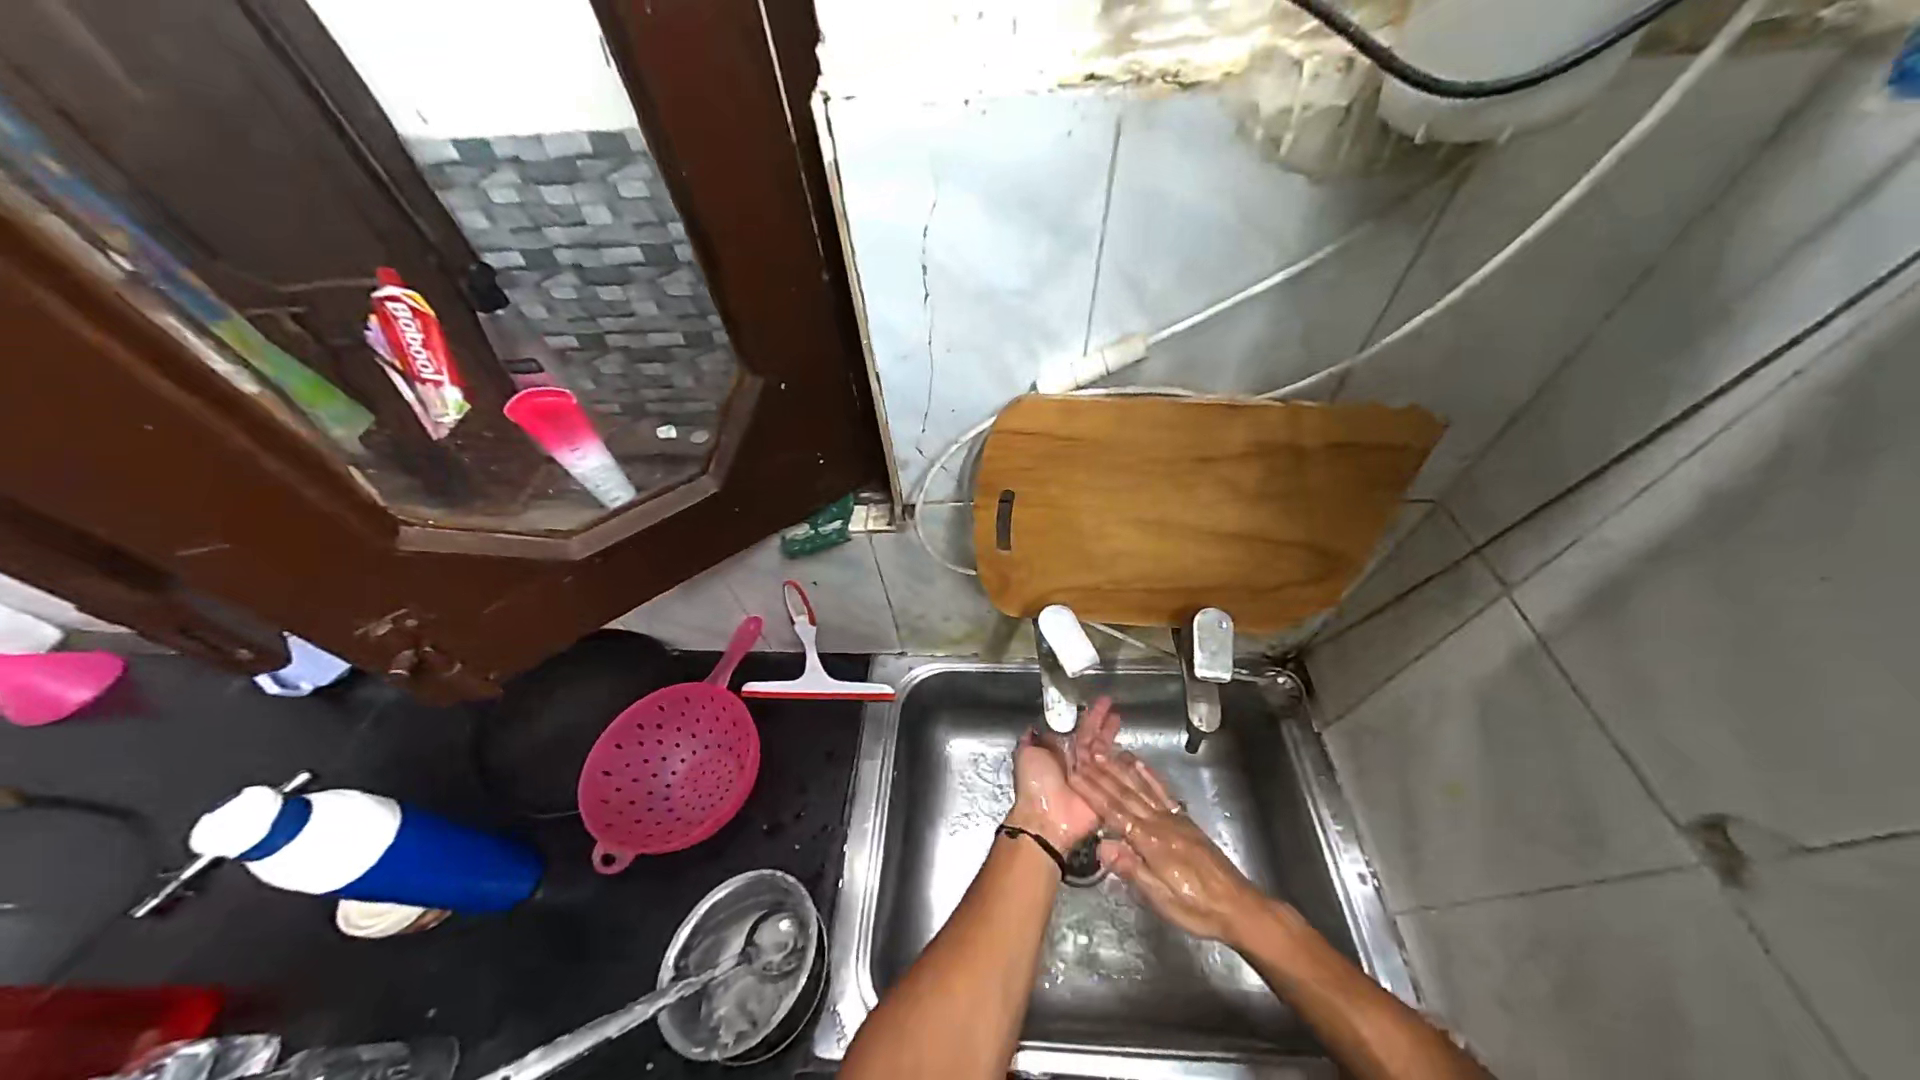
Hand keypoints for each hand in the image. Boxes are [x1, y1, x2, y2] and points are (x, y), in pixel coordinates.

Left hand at [1006, 696, 1121, 849]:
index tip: (1088, 703)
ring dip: (1109, 732)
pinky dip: (1121, 758)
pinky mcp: (1105, 788)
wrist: (1047, 817)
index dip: (1081, 716)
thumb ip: (1030, 739)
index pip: (1073, 729)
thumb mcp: (1026, 754)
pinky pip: (1114, 771)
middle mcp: (1074, 760)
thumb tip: (1033, 726)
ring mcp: (1091, 774)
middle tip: (1109, 702)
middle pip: (1090, 735)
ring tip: (1118, 716)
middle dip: (1099, 719)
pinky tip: (1128, 744)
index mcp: (1057, 751)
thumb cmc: (1035, 783)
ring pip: (1103, 748)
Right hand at [1069, 753, 1273, 945]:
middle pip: (1124, 795)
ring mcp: (1173, 819)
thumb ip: (1132, 869)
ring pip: (1141, 789)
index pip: (1114, 812)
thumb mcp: (1162, 898)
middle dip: (1100, 775)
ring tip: (1103, 753)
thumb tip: (1102, 846)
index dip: (1092, 793)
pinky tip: (1138, 765)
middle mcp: (1160, 824)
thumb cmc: (1197, 909)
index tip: (1074, 776)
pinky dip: (1149, 776)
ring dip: (1119, 770)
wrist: (1238, 906)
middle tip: (1081, 756)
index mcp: (1151, 842)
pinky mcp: (1184, 821)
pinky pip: (1162, 793)